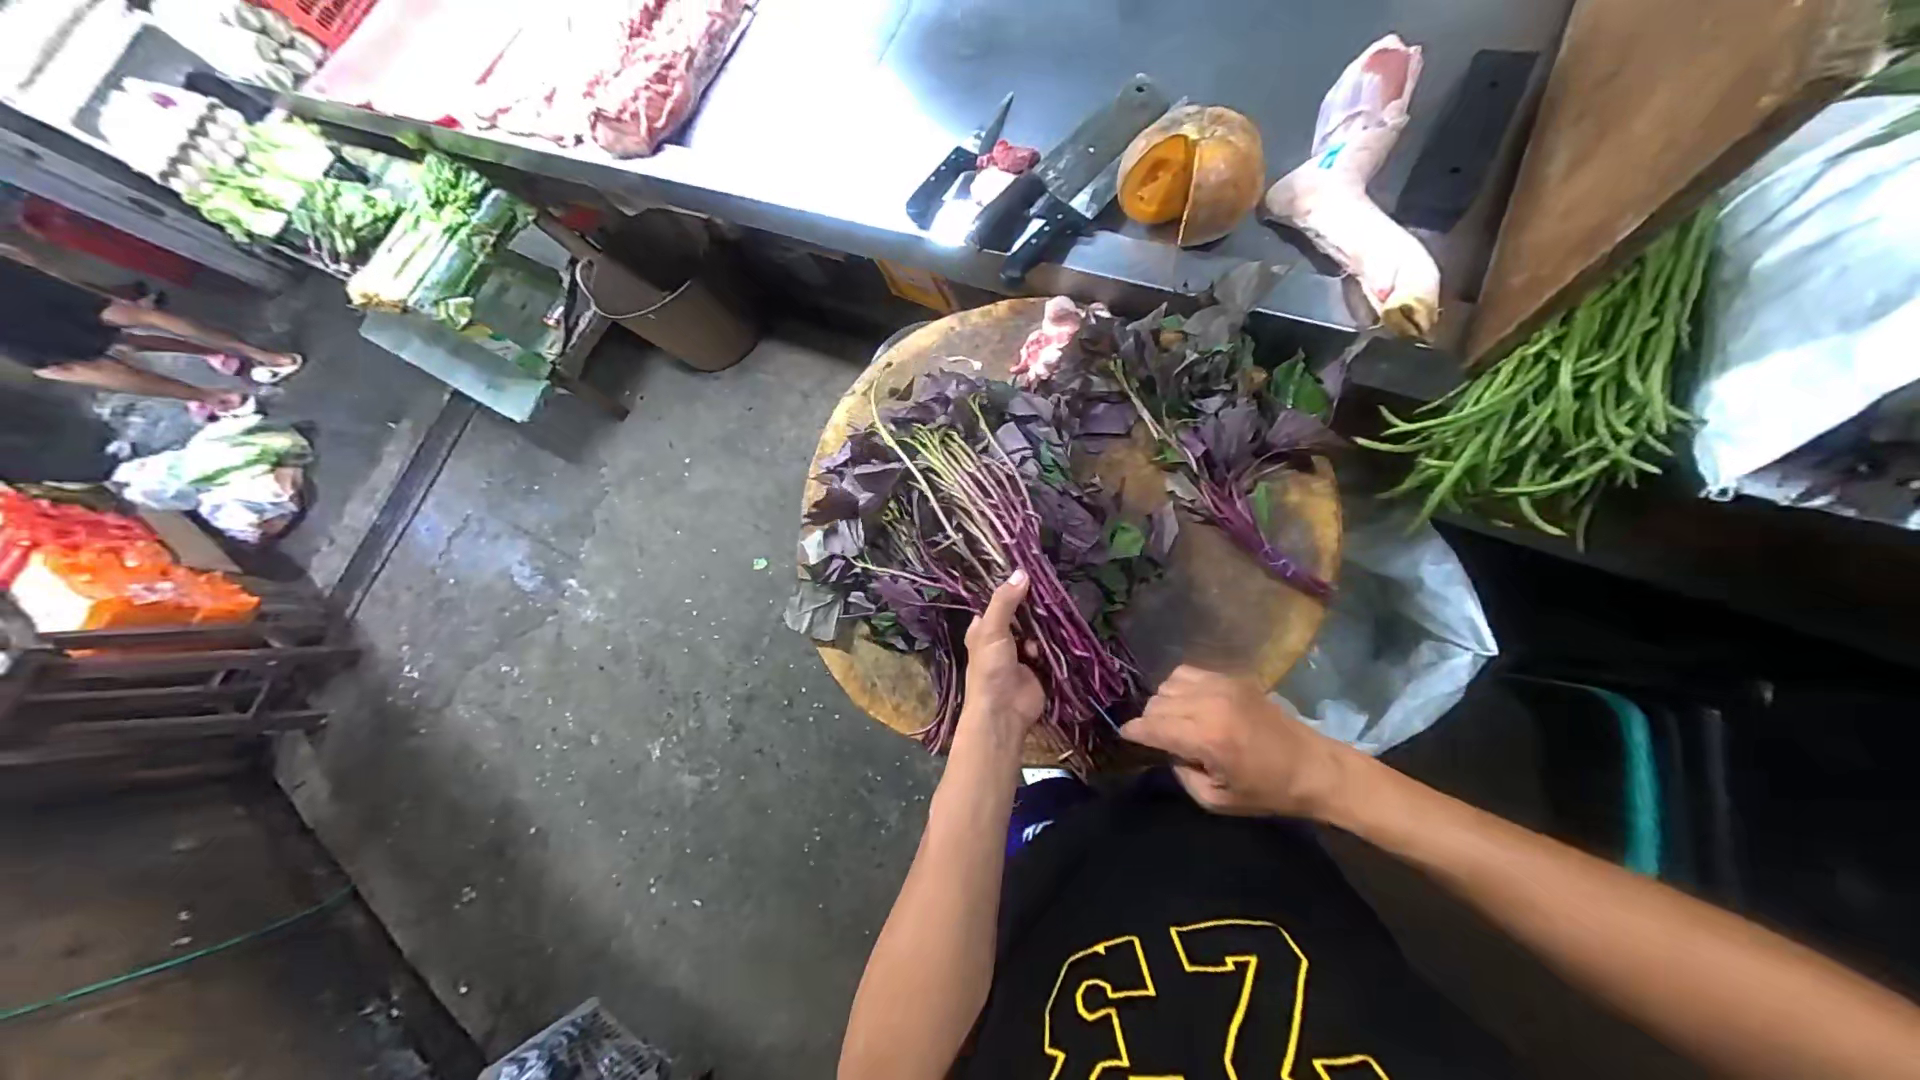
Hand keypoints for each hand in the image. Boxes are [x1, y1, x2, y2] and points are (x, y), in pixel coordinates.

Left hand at [957, 569, 1043, 751]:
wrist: (1004, 711)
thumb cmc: (990, 668)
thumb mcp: (992, 629)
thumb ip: (1005, 601)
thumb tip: (1021, 572)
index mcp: (984, 628)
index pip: (998, 602)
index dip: (1012, 589)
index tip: (1031, 571)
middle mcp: (1001, 638)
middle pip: (1020, 615)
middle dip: (1034, 606)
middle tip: (1053, 588)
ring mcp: (1021, 653)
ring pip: (1037, 630)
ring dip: (1046, 625)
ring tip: (1060, 608)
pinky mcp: (1039, 666)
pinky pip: (1050, 647)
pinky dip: (1054, 642)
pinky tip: (1062, 633)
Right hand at [1120, 665, 1356, 819]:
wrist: (1314, 767)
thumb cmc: (1267, 791)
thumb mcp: (1216, 800)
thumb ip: (1182, 774)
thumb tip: (1168, 751)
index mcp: (1206, 738)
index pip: (1152, 727)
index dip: (1133, 732)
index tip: (1126, 737)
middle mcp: (1209, 705)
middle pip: (1156, 703)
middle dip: (1150, 722)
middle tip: (1160, 739)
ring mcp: (1222, 686)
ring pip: (1167, 684)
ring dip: (1164, 703)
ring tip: (1176, 720)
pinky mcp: (1232, 677)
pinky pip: (1187, 672)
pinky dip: (1179, 686)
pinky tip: (1190, 703)